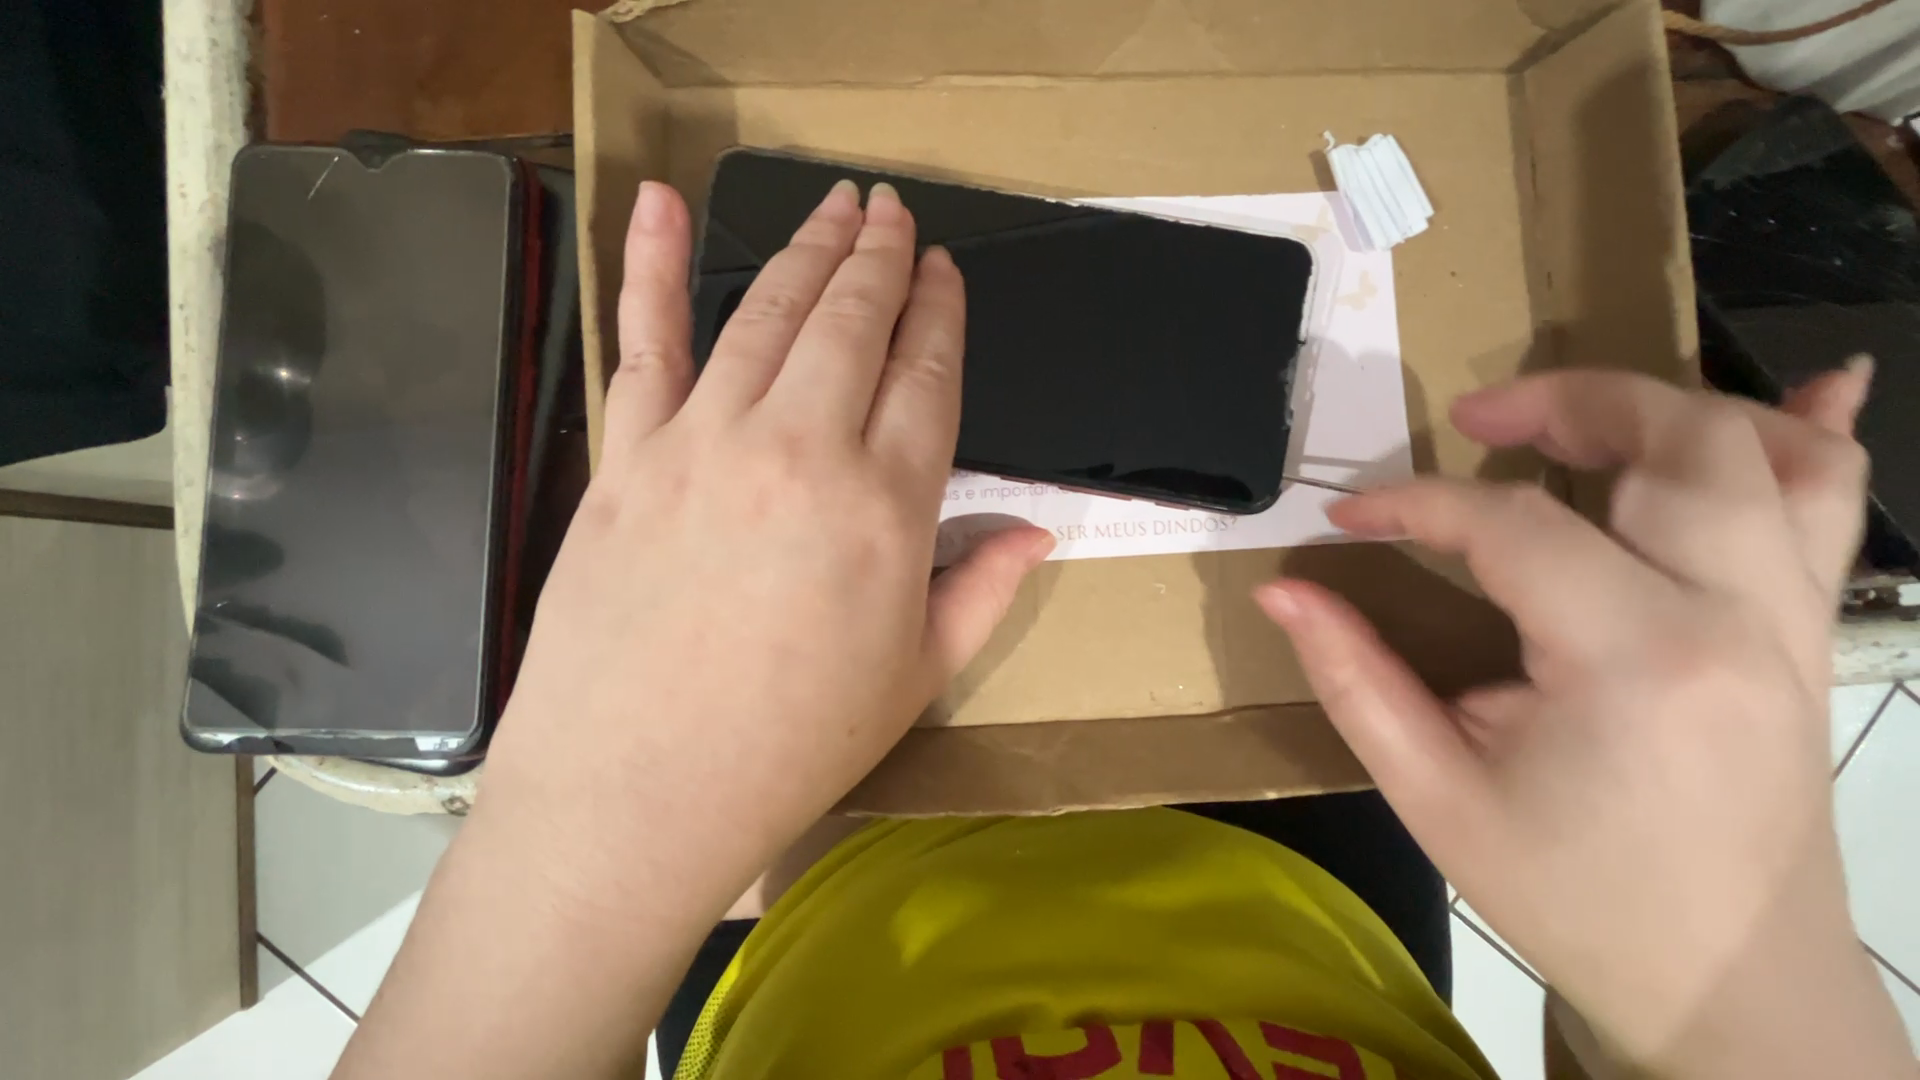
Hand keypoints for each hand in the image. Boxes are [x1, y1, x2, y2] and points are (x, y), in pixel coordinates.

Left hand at [479, 179, 1051, 908]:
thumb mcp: (917, 675)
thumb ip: (983, 588)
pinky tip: (662, 202)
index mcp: (886, 506)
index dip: (942, 314)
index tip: (947, 270)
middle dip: (882, 257)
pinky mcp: (628, 455)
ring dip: (808, 251)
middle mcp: (800, 448)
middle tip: (894, 210)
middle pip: (853, 322)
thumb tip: (1037, 529)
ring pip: (769, 314)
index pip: (928, 376)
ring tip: (834, 206)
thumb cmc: (794, 746)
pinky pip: (645, 341)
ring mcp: (704, 441)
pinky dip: (653, 265)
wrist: (637, 793)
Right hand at [1257, 362, 1912, 1074]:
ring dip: (1667, 406)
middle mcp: (1734, 615)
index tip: (1348, 514)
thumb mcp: (1429, 791)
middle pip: (1677, 443)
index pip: (1511, 526)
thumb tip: (1280, 592)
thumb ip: (1351, 677)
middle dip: (1563, 402)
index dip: (1414, 504)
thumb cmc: (1567, 893)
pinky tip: (1806, 391)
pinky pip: (1837, 507)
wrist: (1729, 987)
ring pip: (1772, 454)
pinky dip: (1809, 436)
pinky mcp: (1804, 634)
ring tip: (1573, 418)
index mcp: (1632, 658)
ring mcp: (1791, 620)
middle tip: (1472, 416)